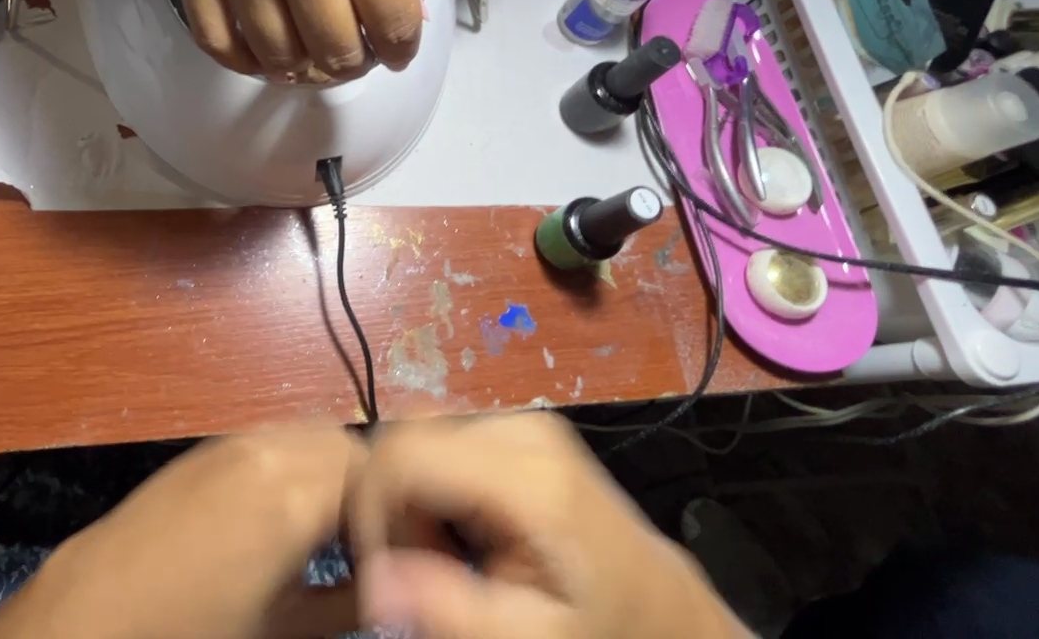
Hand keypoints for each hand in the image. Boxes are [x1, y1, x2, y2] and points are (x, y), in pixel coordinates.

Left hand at [0, 426, 364, 638]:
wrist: (96, 606)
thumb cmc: (192, 630)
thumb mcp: (285, 629)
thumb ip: (350, 603)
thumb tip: (390, 588)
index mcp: (293, 496)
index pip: (379, 480)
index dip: (397, 518)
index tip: (397, 559)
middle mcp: (270, 450)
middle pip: (349, 446)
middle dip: (368, 489)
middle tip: (366, 546)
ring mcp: (236, 440)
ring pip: (313, 434)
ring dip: (333, 470)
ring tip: (328, 529)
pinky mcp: (211, 443)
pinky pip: (276, 437)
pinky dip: (298, 461)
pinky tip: (285, 510)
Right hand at [113, 0, 424, 80]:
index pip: (393, 16)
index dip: (404, 46)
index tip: (399, 49)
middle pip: (334, 48)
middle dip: (355, 63)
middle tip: (357, 54)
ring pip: (276, 55)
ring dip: (303, 70)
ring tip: (312, 60)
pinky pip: (214, 36)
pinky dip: (243, 61)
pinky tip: (260, 57)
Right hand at [348, 414, 744, 638]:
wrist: (666, 609)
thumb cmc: (603, 631)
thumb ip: (450, 611)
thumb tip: (372, 582)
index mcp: (528, 477)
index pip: (405, 454)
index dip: (372, 506)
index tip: (382, 571)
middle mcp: (521, 429)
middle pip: (406, 443)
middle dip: (392, 506)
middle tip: (421, 573)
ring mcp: (520, 421)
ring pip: (417, 440)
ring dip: (410, 500)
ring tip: (445, 559)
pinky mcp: (516, 426)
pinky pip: (440, 443)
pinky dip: (431, 488)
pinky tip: (460, 533)